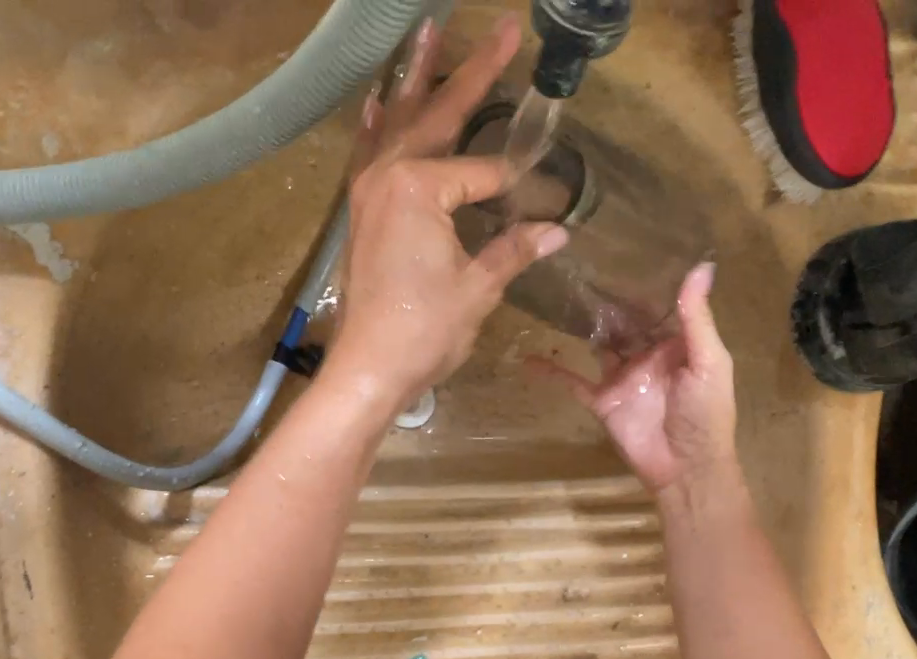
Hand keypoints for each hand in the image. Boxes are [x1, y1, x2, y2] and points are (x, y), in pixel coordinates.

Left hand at [324, 14, 570, 414]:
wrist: (368, 368)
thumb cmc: (424, 331)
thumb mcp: (478, 289)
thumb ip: (513, 251)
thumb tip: (556, 230)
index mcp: (419, 189)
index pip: (480, 172)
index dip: (513, 184)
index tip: (538, 192)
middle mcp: (388, 176)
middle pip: (438, 116)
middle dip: (472, 72)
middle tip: (501, 28)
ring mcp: (367, 191)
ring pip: (399, 123)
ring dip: (417, 79)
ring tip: (429, 31)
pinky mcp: (360, 211)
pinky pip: (370, 153)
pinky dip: (377, 124)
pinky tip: (379, 101)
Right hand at [533, 263, 739, 496]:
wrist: (685, 467)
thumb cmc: (706, 413)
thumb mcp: (709, 362)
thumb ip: (697, 318)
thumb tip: (699, 267)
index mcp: (677, 344)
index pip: (659, 307)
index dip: (644, 284)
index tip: (624, 251)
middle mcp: (647, 357)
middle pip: (624, 324)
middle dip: (608, 301)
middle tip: (582, 266)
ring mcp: (622, 379)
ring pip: (598, 347)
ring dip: (582, 327)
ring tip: (557, 296)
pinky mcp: (602, 401)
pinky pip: (573, 383)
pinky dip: (552, 372)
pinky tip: (528, 359)